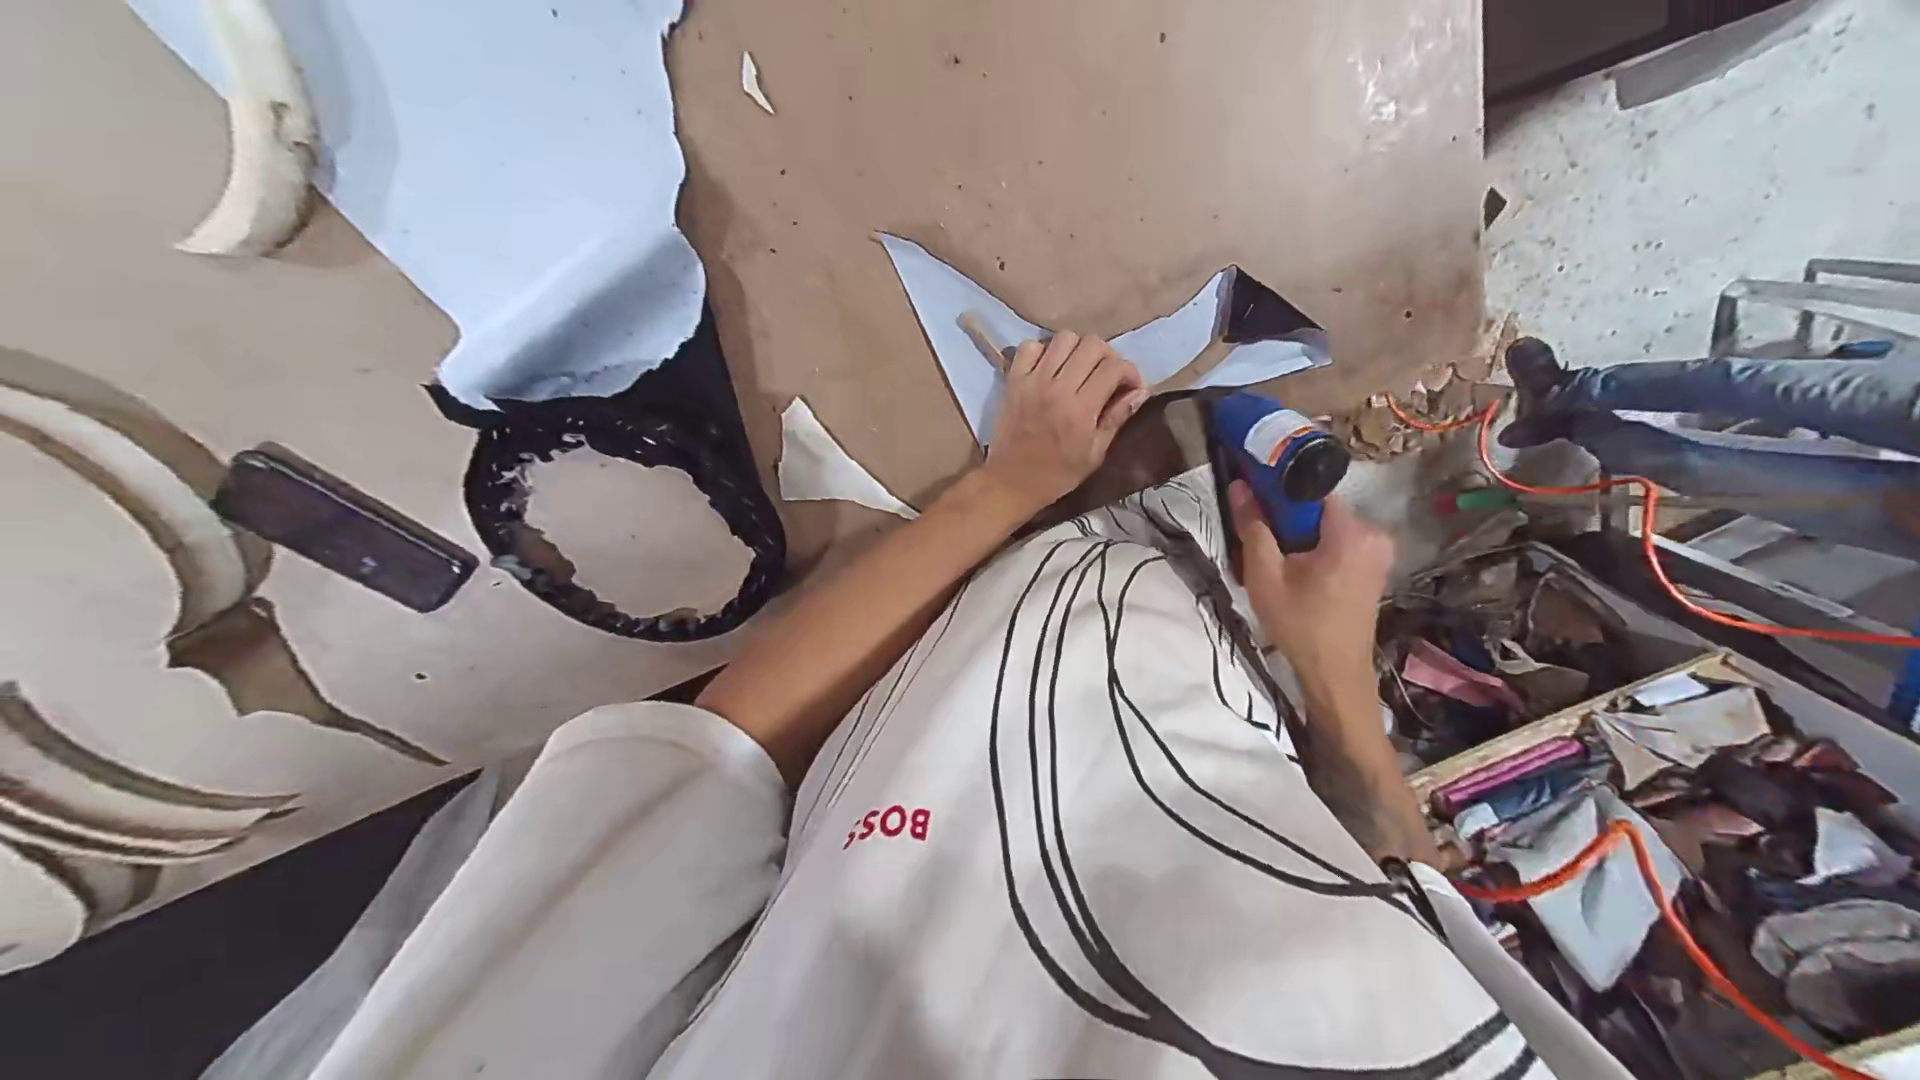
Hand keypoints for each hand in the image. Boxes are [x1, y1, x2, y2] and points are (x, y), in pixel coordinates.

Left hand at [982, 332, 1146, 513]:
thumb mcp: (1094, 455)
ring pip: (1063, 338)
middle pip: (1092, 344)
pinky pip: (1030, 347)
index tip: (1129, 387)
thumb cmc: (1057, 475)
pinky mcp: (1013, 381)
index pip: (1114, 368)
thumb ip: (1116, 419)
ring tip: (1078, 369)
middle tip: (1105, 377)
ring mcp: (1032, 381)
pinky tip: (1049, 369)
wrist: (1011, 482)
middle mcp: (1057, 388)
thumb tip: (1139, 392)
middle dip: (1107, 357)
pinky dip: (1044, 351)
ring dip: (1077, 350)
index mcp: (1080, 410)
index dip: (1129, 373)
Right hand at [1227, 484, 1391, 709]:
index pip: (1311, 487)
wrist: (1334, 672)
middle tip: (1256, 536)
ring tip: (1271, 558)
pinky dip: (1312, 547)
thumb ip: (1253, 527)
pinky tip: (1292, 570)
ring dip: (1296, 534)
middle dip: (1285, 517)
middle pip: (1317, 507)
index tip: (1251, 493)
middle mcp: (1373, 534)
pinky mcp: (1373, 565)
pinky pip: (1336, 541)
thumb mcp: (1265, 575)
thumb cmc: (1299, 624)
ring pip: (1324, 525)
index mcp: (1351, 532)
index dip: (1278, 487)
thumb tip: (1239, 486)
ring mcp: (1377, 551)